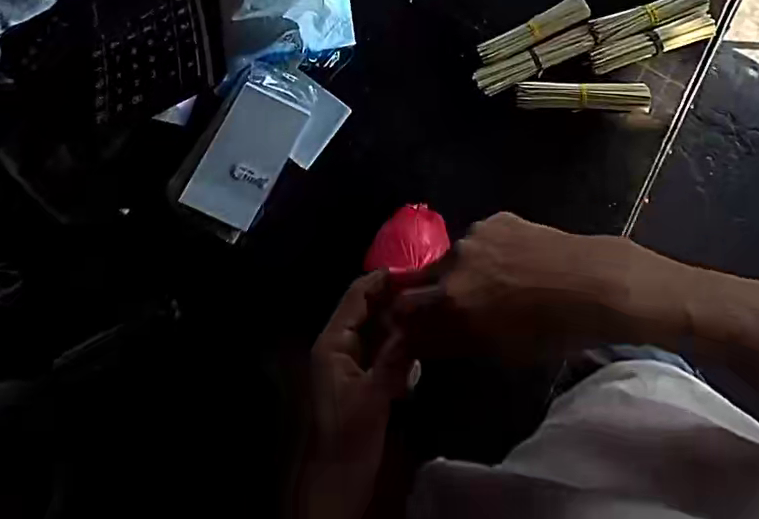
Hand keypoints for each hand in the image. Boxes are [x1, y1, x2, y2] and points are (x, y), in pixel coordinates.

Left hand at [294, 271, 414, 518]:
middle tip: (426, 288)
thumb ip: (395, 354)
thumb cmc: (349, 439)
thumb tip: (415, 316)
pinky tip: (418, 337)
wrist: (334, 487)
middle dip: (392, 297)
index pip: (356, 296)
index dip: (381, 280)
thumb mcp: (375, 394)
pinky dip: (395, 340)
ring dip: (396, 317)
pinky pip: (377, 348)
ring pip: (372, 327)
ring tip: (426, 306)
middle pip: (364, 308)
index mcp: (332, 342)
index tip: (413, 270)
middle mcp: (336, 345)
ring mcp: (346, 362)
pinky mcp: (358, 379)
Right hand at [392, 212, 669, 359]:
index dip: (406, 322)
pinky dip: (487, 253)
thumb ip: (454, 341)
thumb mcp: (498, 351)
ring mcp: (474, 236)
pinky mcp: (494, 219)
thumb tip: (426, 339)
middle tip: (449, 306)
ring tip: (494, 283)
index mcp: (451, 302)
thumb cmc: (550, 331)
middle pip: (420, 280)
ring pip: (453, 258)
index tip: (414, 329)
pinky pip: (479, 240)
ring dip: (461, 272)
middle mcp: (453, 263)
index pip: (405, 312)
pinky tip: (515, 262)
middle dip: (426, 295)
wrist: (591, 282)